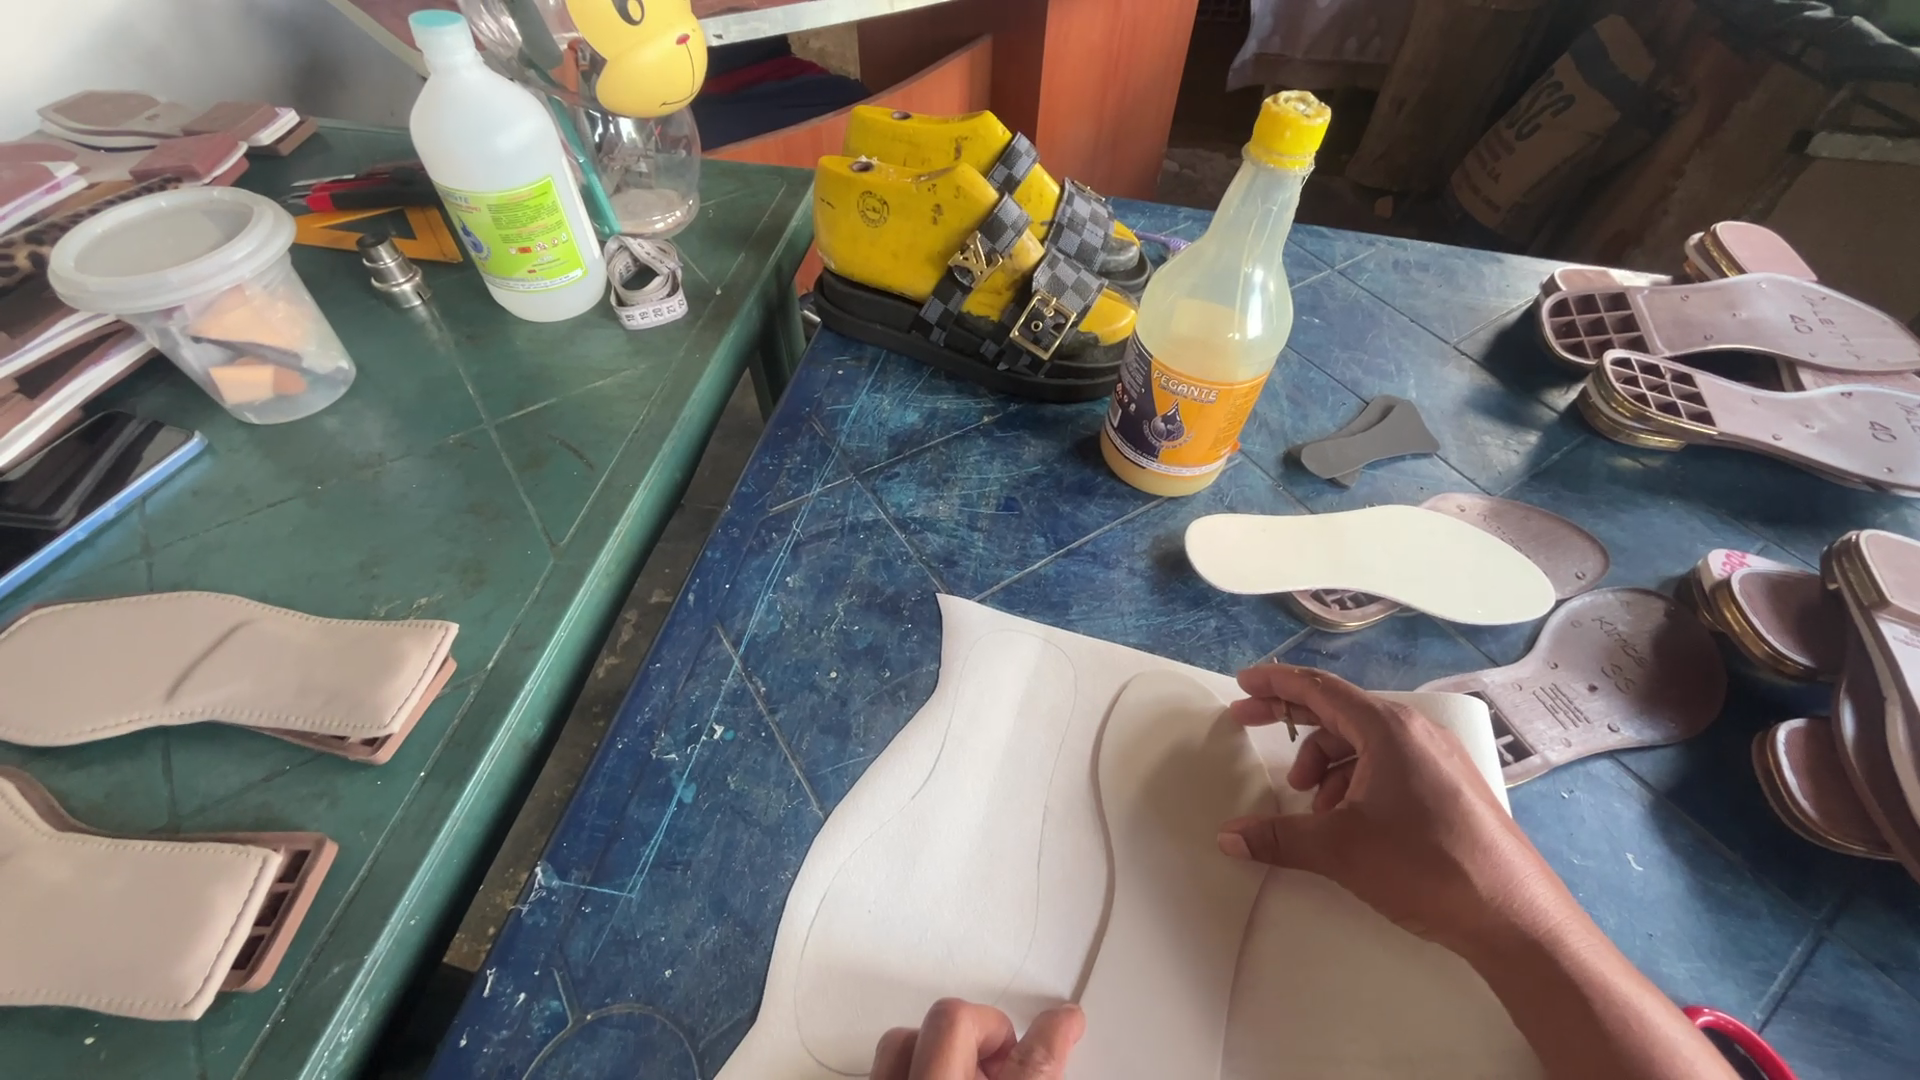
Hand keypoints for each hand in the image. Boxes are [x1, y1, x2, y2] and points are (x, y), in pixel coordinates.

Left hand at [871, 1000, 1083, 1079]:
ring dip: (933, 1047)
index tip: (1064, 1021)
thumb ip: (1034, 1078)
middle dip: (984, 1027)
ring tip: (960, 1072)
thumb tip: (1047, 1055)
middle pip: (956, 1021)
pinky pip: (878, 1068)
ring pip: (903, 1039)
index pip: (1036, 1062)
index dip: (1054, 1034)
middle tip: (1005, 1052)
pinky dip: (904, 1068)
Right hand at [1215, 664, 1576, 953]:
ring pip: (1360, 743)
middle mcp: (1413, 731)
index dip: (1275, 682)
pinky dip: (1353, 781)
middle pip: (1337, 710)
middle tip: (1247, 723)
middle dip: (1290, 720)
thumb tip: (1228, 838)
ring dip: (1323, 765)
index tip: (1242, 682)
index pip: (1318, 688)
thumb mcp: (1339, 848)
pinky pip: (1385, 764)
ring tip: (1311, 805)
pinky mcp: (1449, 786)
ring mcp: (1436, 758)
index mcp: (1387, 728)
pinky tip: (1347, 820)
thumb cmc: (1425, 864)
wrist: (1518, 919)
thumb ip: (1277, 837)